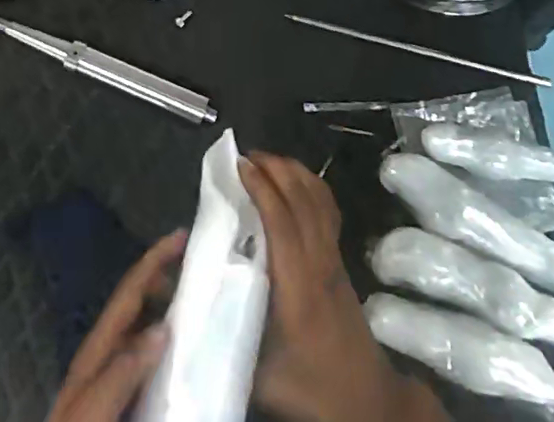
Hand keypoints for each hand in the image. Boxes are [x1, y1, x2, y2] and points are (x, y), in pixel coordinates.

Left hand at [45, 229, 186, 421]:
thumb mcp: (92, 410)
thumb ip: (121, 372)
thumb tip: (162, 328)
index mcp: (97, 350)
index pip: (129, 292)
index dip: (154, 259)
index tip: (182, 235)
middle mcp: (104, 355)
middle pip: (135, 303)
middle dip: (163, 277)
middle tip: (197, 267)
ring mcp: (110, 377)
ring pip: (142, 330)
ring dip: (165, 308)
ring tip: (197, 303)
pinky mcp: (120, 398)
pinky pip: (146, 360)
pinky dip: (164, 345)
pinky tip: (183, 355)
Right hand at [239, 153, 447, 421]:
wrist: (365, 397)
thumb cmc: (309, 384)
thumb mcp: (260, 374)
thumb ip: (228, 339)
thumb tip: (188, 312)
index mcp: (298, 287)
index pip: (282, 222)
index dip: (262, 189)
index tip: (240, 166)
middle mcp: (319, 262)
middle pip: (302, 200)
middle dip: (275, 169)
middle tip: (246, 156)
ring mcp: (334, 258)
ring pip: (318, 200)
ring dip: (294, 172)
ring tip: (266, 161)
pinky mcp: (341, 260)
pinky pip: (328, 210)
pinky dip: (312, 185)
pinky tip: (295, 181)